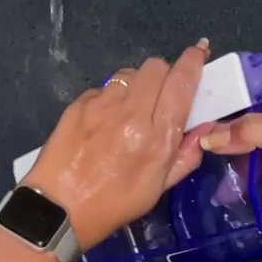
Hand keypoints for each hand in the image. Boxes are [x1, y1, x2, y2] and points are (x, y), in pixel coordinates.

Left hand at [21, 42, 210, 245]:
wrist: (59, 210)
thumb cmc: (112, 205)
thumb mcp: (157, 190)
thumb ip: (184, 157)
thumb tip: (203, 131)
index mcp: (157, 137)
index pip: (181, 83)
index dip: (193, 62)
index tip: (198, 52)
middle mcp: (132, 113)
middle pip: (155, 67)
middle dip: (163, 75)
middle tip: (159, 95)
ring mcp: (102, 106)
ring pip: (128, 75)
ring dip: (135, 86)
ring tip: (128, 111)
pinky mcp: (79, 105)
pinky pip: (102, 90)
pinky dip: (108, 100)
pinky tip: (102, 123)